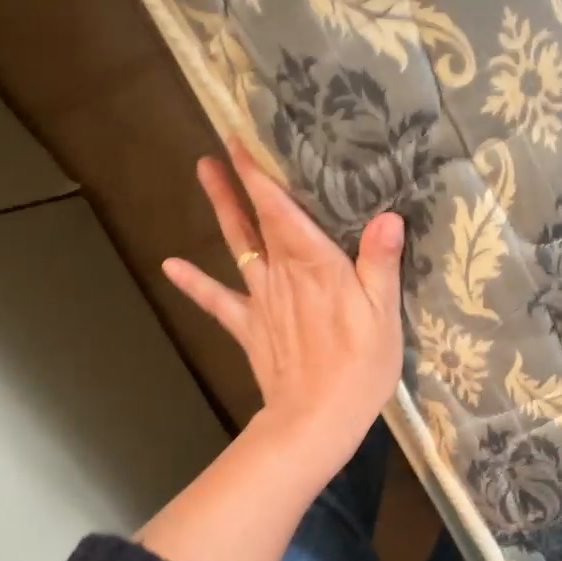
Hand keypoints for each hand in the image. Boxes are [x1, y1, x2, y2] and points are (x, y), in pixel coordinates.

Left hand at [162, 138, 404, 485]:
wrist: (317, 418)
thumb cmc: (359, 368)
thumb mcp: (384, 317)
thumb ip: (381, 265)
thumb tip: (388, 217)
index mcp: (315, 266)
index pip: (282, 210)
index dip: (262, 175)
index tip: (244, 141)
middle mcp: (282, 275)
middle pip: (257, 221)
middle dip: (240, 183)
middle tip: (222, 147)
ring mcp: (261, 301)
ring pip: (238, 246)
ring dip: (222, 210)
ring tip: (204, 173)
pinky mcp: (251, 330)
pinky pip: (219, 302)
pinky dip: (195, 284)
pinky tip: (173, 266)